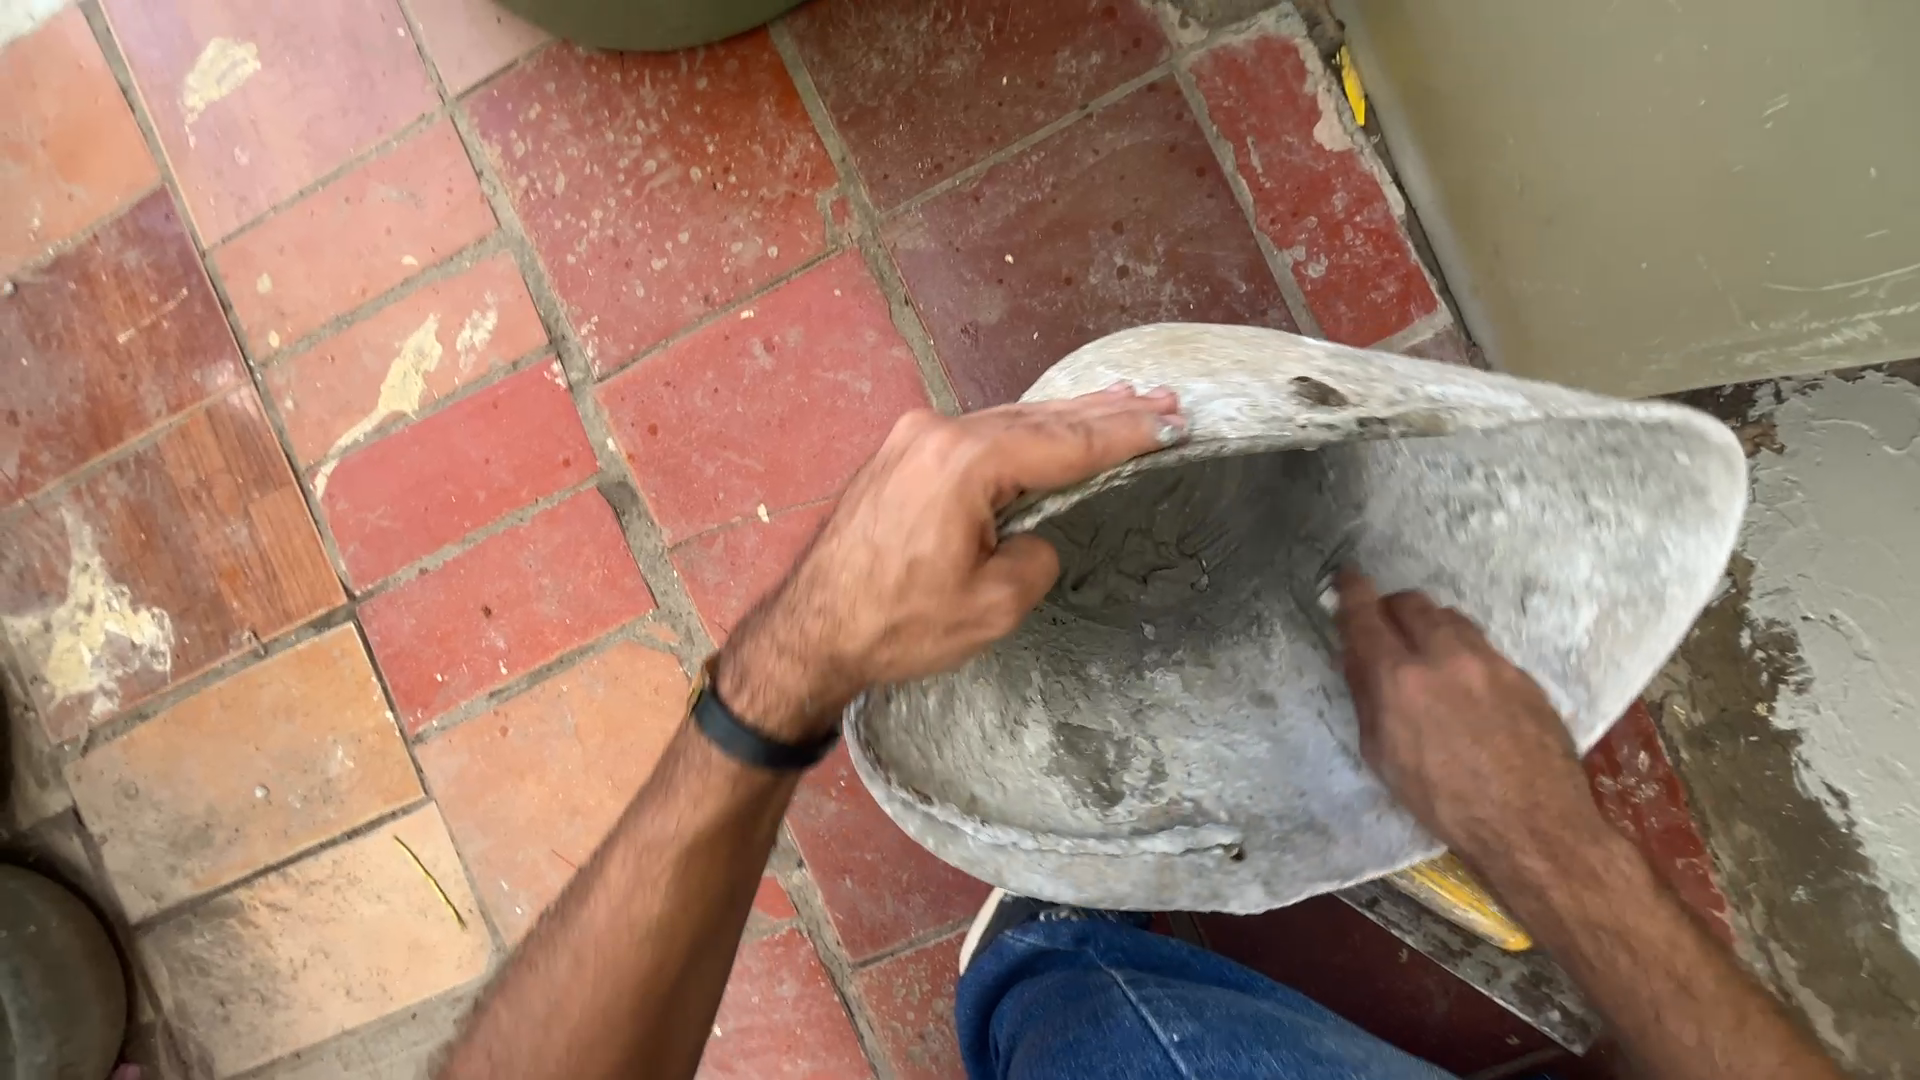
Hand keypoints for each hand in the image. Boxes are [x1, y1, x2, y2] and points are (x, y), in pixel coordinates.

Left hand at [716, 385, 1186, 739]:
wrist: (810, 632)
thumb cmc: (896, 624)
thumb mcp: (992, 605)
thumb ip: (1036, 557)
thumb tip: (1032, 536)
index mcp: (964, 463)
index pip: (1066, 443)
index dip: (1125, 435)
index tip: (1171, 422)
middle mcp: (937, 434)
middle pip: (1040, 419)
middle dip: (1104, 412)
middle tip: (1160, 400)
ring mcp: (913, 438)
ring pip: (1008, 422)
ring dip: (1064, 418)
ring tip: (1120, 404)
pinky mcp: (901, 454)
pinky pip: (978, 435)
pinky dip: (1021, 433)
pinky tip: (1047, 428)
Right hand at [1334, 570, 1607, 863]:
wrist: (1533, 828)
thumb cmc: (1440, 799)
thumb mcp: (1380, 752)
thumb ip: (1365, 695)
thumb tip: (1354, 656)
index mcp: (1399, 678)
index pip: (1365, 615)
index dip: (1351, 590)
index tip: (1345, 577)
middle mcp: (1444, 657)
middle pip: (1412, 602)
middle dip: (1391, 607)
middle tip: (1385, 627)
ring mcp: (1490, 663)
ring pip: (1451, 617)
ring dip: (1429, 625)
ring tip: (1426, 652)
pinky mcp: (1523, 676)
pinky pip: (1483, 645)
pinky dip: (1462, 651)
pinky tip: (1465, 684)